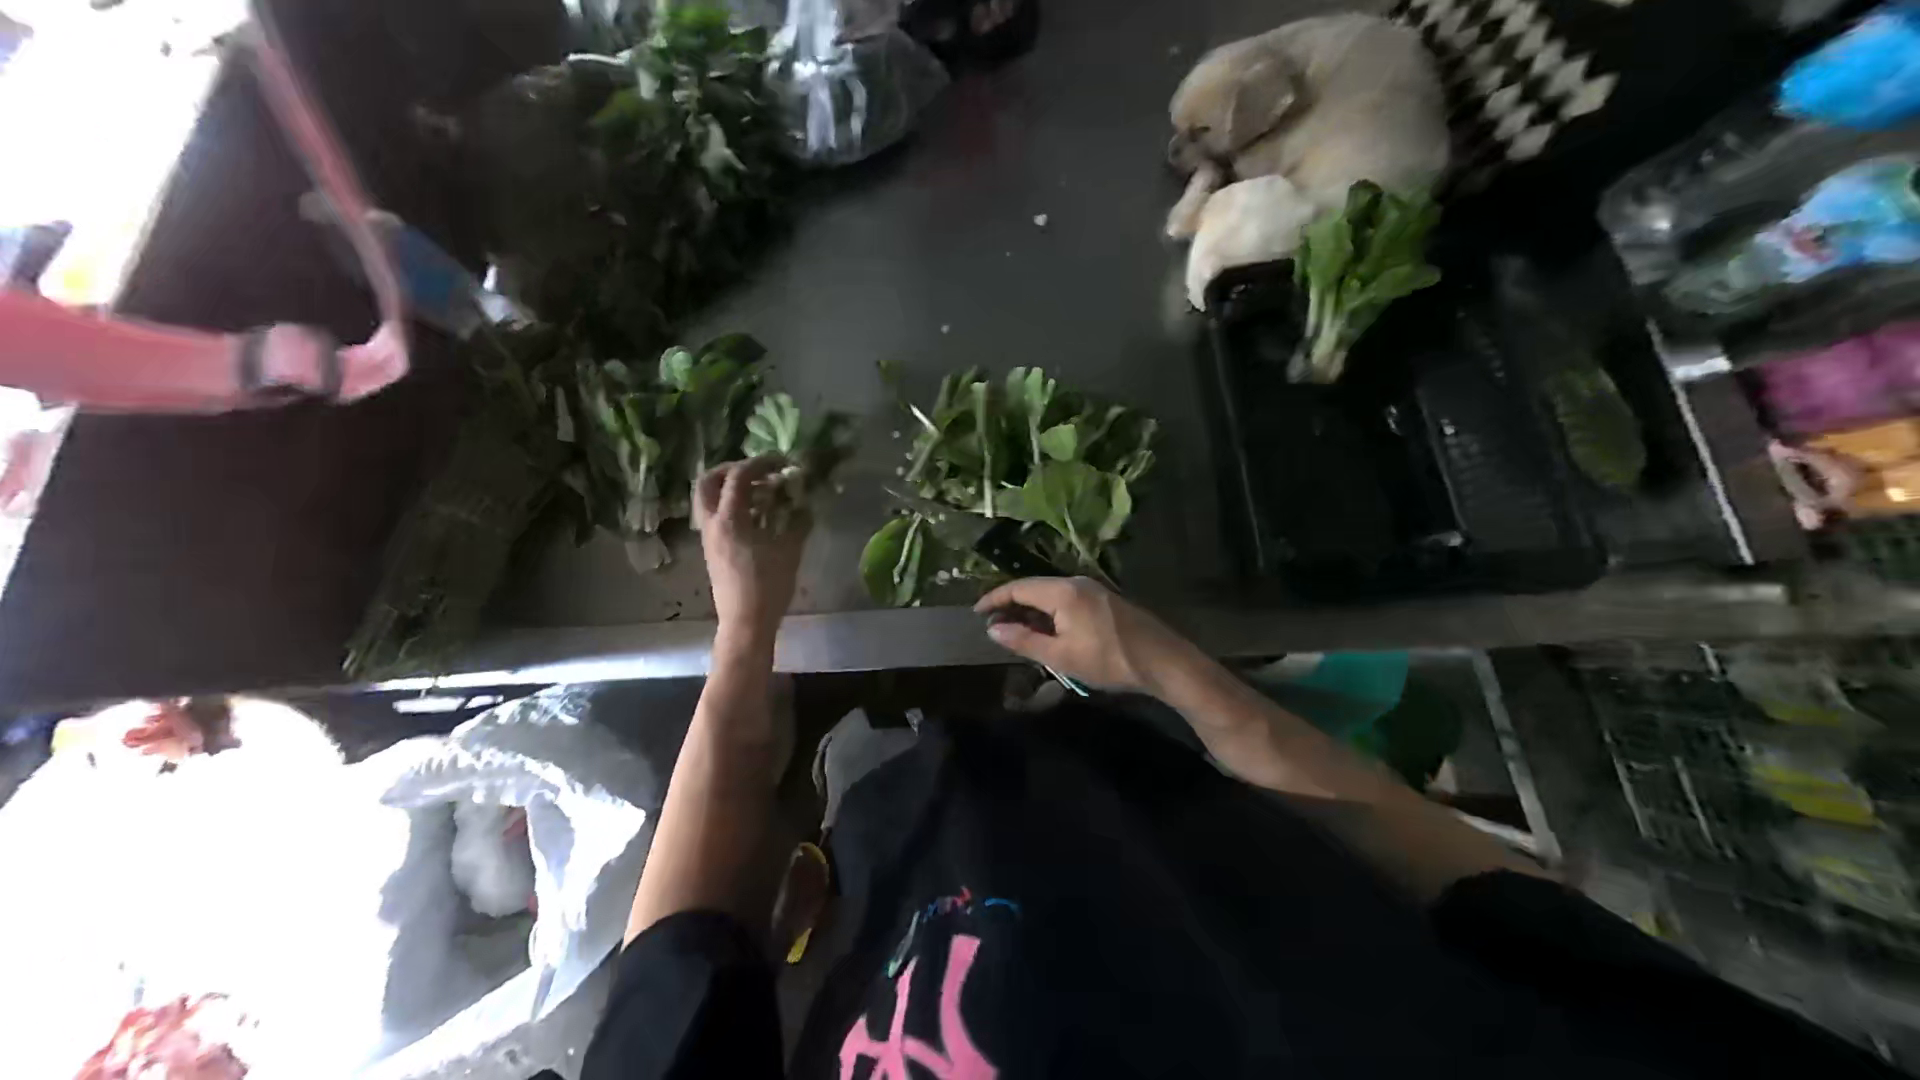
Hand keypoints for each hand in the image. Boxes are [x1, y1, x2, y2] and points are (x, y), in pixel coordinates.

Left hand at [695, 456, 809, 650]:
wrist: (745, 622)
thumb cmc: (768, 587)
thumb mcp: (790, 551)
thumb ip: (798, 522)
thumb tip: (805, 504)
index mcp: (730, 519)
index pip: (738, 476)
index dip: (760, 463)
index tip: (782, 461)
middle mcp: (712, 523)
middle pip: (708, 481)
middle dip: (732, 469)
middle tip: (758, 472)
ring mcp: (708, 537)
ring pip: (709, 499)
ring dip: (730, 488)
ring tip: (761, 494)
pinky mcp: (712, 549)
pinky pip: (716, 515)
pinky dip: (732, 506)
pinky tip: (757, 517)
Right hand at [973, 576, 1199, 694]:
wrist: (1163, 661)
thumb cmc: (1109, 660)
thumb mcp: (1061, 657)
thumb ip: (1024, 641)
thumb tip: (993, 629)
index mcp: (1063, 592)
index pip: (1018, 587)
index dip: (994, 598)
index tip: (976, 612)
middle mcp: (1076, 582)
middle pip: (1034, 587)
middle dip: (1011, 603)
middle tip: (993, 624)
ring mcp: (1093, 589)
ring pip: (1050, 593)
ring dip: (1030, 609)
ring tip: (1015, 630)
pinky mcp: (1104, 600)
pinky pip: (1066, 599)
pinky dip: (1049, 611)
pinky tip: (1046, 629)